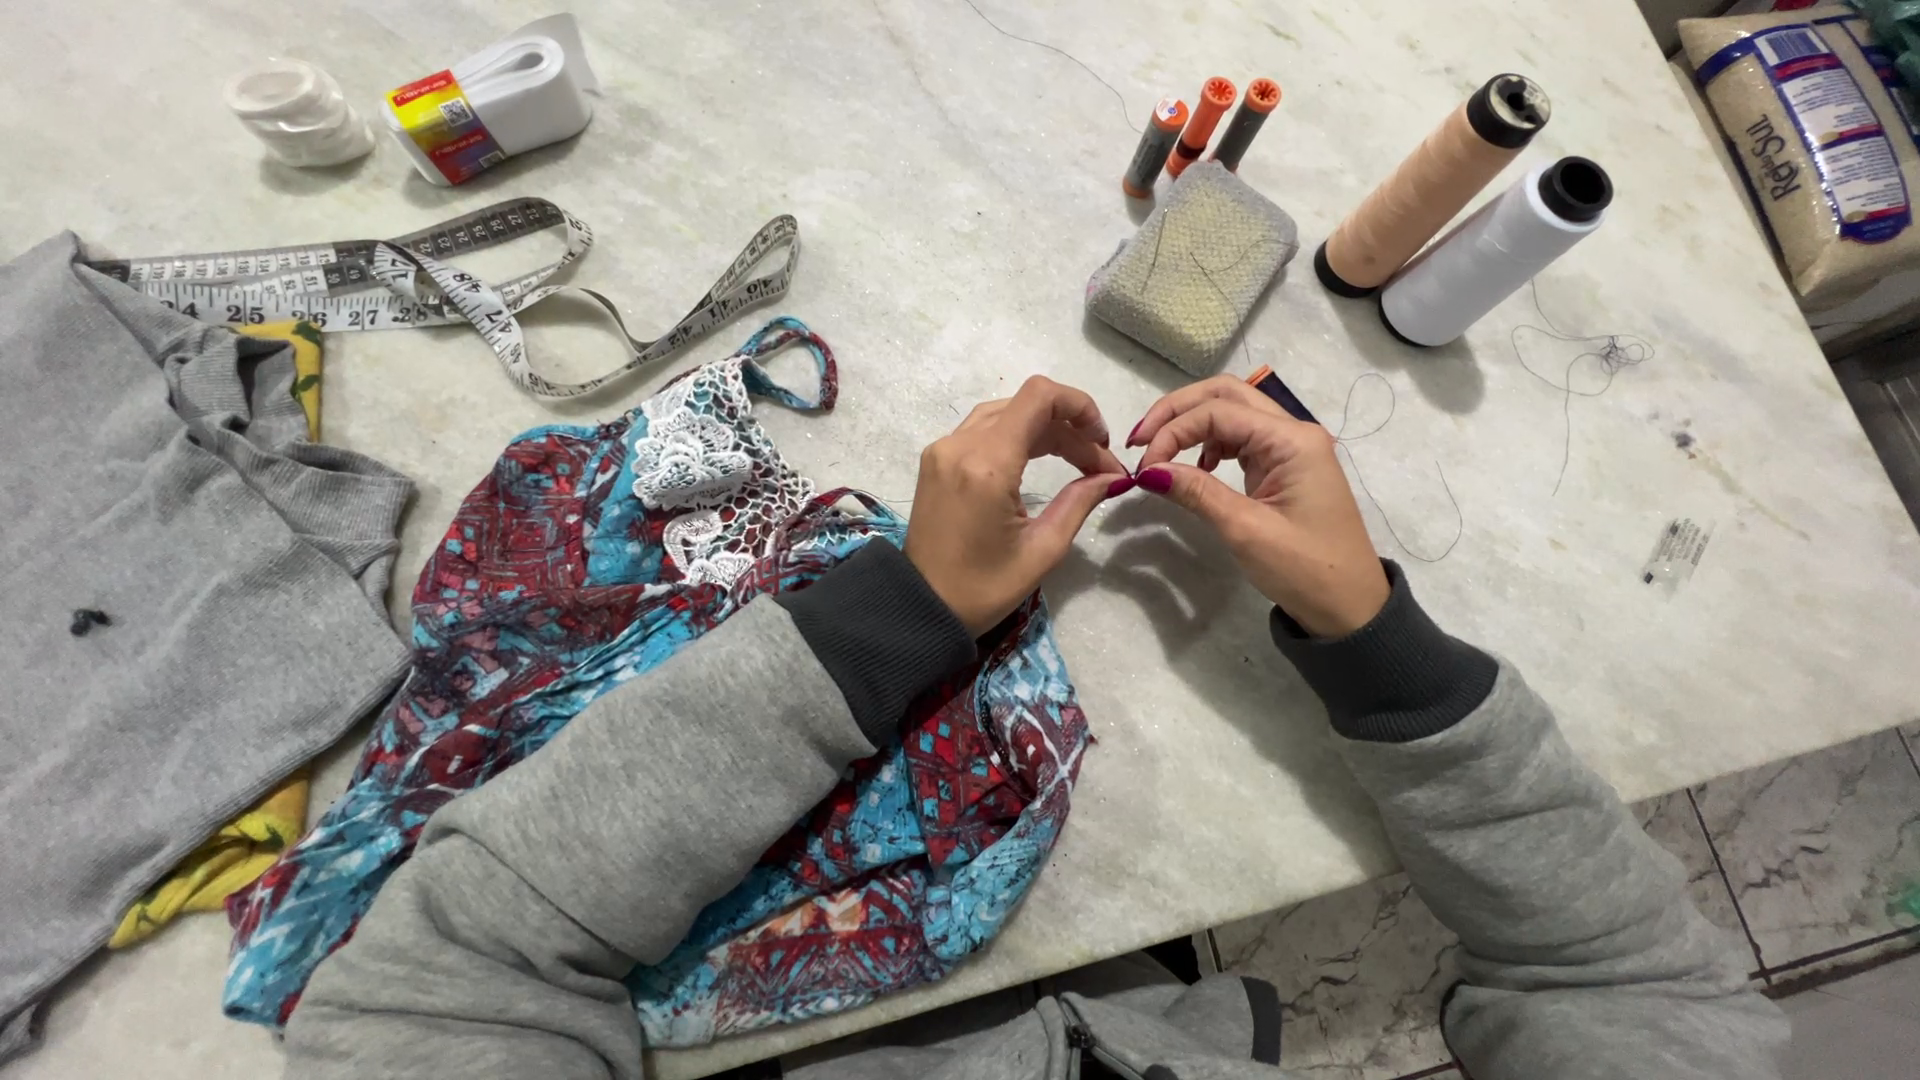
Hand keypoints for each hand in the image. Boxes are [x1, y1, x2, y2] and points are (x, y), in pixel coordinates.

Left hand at [905, 376, 1131, 635]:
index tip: (1102, 440)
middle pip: (1026, 406)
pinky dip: (1016, 437)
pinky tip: (1038, 460)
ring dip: (1044, 429)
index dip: (1080, 406)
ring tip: (1074, 462)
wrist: (922, 606)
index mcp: (987, 465)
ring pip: (1004, 413)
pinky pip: (982, 430)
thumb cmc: (983, 588)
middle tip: (1097, 467)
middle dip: (1070, 428)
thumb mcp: (1043, 549)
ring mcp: (942, 450)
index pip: (1039, 397)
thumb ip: (1080, 501)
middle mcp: (959, 445)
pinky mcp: (935, 460)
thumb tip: (1113, 476)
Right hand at [1127, 375, 1388, 637]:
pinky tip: (1195, 467)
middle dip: (1177, 411)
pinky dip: (1208, 443)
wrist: (1349, 606)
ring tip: (1158, 453)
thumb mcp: (1244, 530)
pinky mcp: (1281, 466)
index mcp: (1292, 441)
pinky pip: (1239, 437)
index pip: (1218, 411)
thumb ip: (1196, 492)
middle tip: (1139, 440)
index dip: (1173, 432)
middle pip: (1226, 395)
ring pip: (1231, 412)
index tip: (1143, 467)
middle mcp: (1293, 432)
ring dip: (1191, 424)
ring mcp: (1289, 448)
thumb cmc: (1303, 569)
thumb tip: (1147, 470)